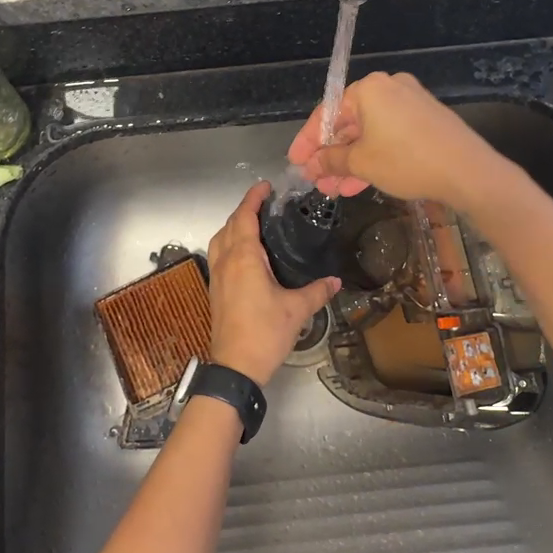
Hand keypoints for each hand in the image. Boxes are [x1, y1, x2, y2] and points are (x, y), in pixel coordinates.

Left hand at [206, 182, 339, 385]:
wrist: (235, 367)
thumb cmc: (265, 333)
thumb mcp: (296, 310)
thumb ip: (317, 292)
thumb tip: (335, 281)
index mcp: (243, 258)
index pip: (244, 217)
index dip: (253, 199)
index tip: (265, 186)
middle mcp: (226, 262)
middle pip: (230, 225)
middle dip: (244, 210)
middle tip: (265, 203)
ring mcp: (217, 276)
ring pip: (220, 240)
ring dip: (233, 227)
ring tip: (254, 224)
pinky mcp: (216, 290)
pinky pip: (219, 256)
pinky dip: (229, 244)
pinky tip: (246, 254)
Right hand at [287, 72, 509, 209]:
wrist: (468, 172)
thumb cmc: (407, 161)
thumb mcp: (362, 163)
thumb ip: (331, 161)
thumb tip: (311, 165)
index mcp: (370, 88)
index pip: (327, 113)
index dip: (308, 141)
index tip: (295, 163)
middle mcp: (390, 88)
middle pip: (349, 123)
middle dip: (331, 155)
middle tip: (316, 180)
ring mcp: (411, 103)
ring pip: (369, 133)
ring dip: (351, 161)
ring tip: (335, 189)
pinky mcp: (426, 120)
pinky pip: (388, 136)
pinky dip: (373, 156)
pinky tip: (360, 182)